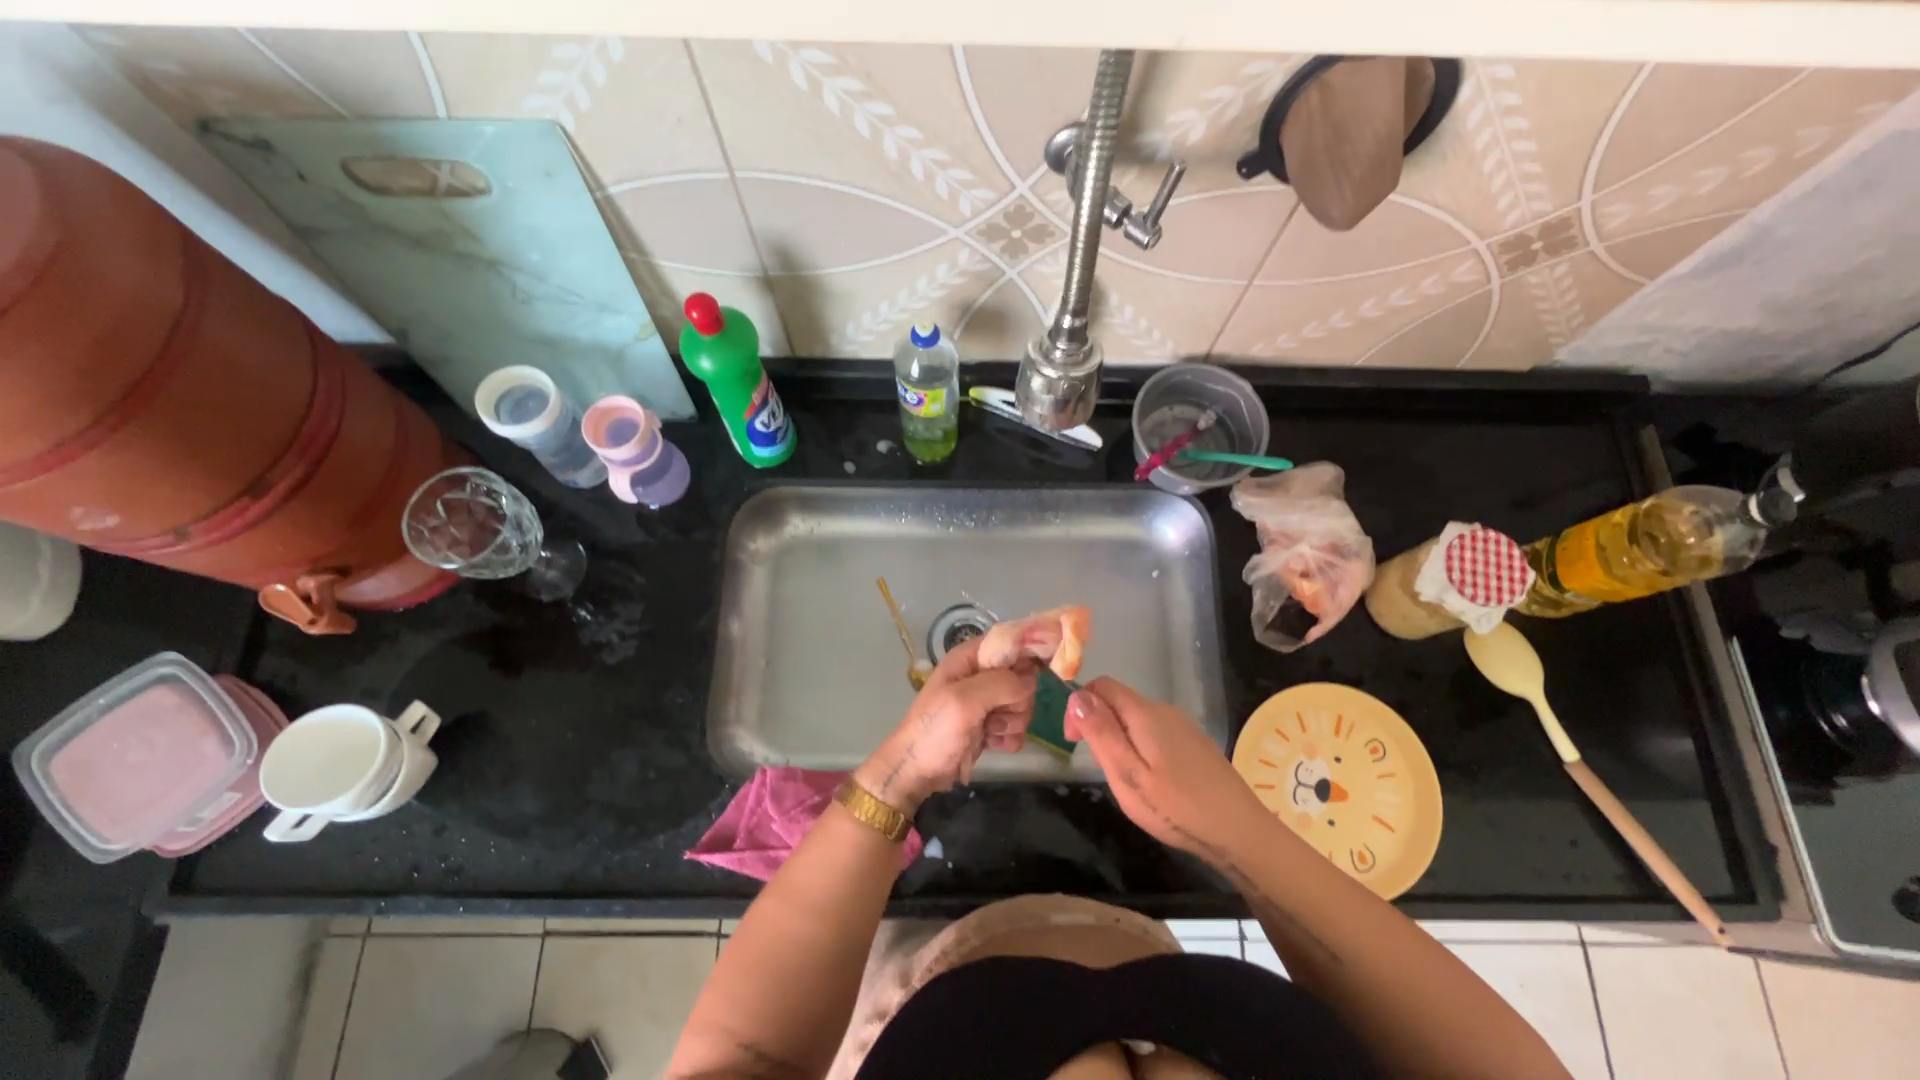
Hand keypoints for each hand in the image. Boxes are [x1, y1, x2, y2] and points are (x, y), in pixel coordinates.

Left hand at [854, 637, 1036, 811]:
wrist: (918, 773)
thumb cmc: (933, 731)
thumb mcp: (964, 701)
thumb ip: (1001, 684)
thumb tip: (1029, 681)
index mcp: (969, 658)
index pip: (1008, 642)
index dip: (1023, 656)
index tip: (1028, 676)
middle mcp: (980, 676)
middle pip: (1021, 678)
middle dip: (1016, 699)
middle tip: (995, 713)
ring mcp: (986, 703)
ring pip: (1022, 704)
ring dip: (1012, 722)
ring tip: (988, 731)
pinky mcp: (991, 726)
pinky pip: (1017, 726)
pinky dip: (1009, 737)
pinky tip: (992, 743)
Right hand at [1067, 677, 1271, 864]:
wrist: (1239, 831)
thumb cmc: (1177, 808)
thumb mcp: (1128, 774)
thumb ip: (1101, 733)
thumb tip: (1076, 696)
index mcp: (1145, 714)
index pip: (1102, 686)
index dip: (1079, 707)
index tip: (1074, 743)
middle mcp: (1165, 711)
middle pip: (1119, 703)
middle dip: (1100, 728)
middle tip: (1106, 773)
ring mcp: (1183, 727)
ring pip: (1137, 721)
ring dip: (1120, 742)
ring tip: (1129, 784)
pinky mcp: (1194, 744)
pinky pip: (1155, 735)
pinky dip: (1142, 751)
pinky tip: (1154, 785)